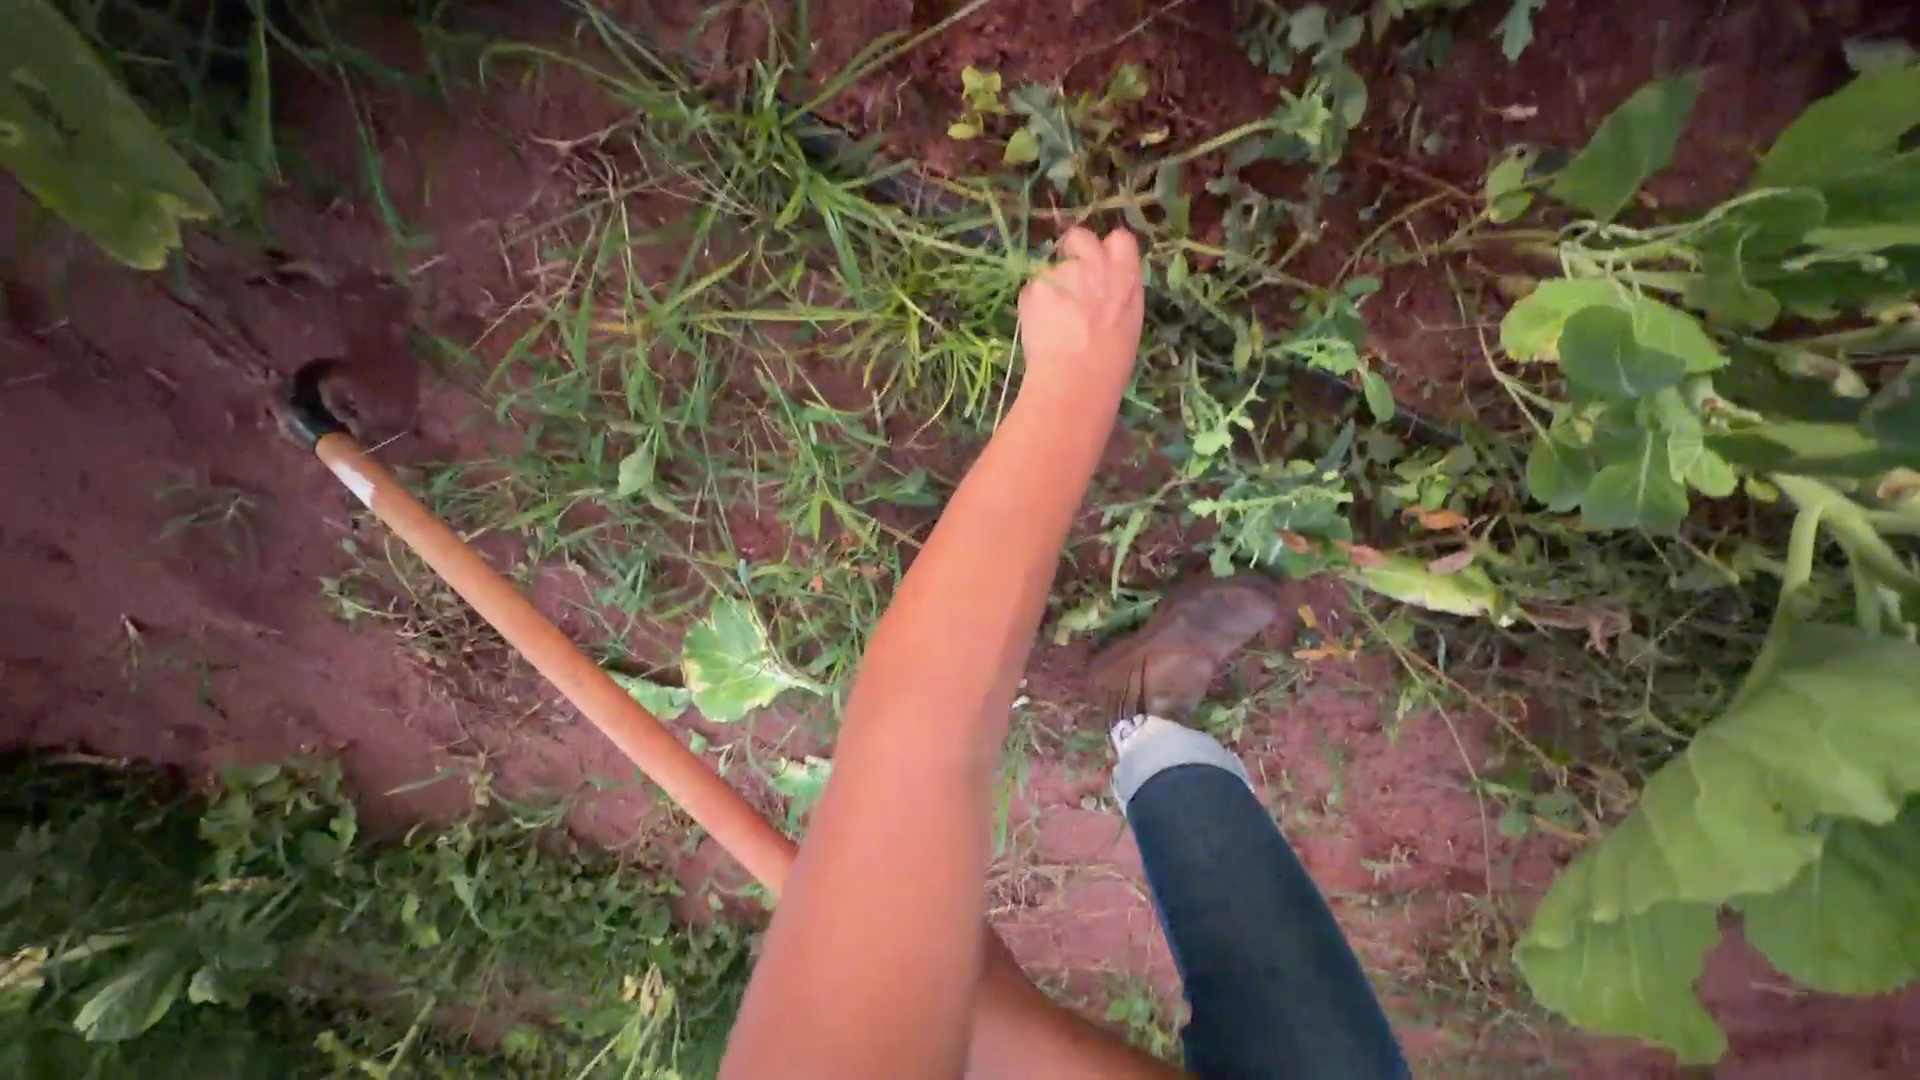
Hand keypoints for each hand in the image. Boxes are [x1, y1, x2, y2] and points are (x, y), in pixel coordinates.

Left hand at [1017, 227, 1143, 404]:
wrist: (1075, 382)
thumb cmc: (1109, 365)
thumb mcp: (1129, 324)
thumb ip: (1118, 295)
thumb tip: (1106, 288)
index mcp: (1124, 276)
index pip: (1119, 239)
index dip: (1106, 250)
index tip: (1100, 265)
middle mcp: (1094, 265)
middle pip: (1080, 237)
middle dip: (1072, 251)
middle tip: (1068, 282)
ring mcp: (1061, 273)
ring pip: (1051, 269)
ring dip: (1051, 286)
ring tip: (1053, 321)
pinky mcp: (1034, 287)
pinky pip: (1032, 290)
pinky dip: (1034, 305)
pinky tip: (1040, 329)